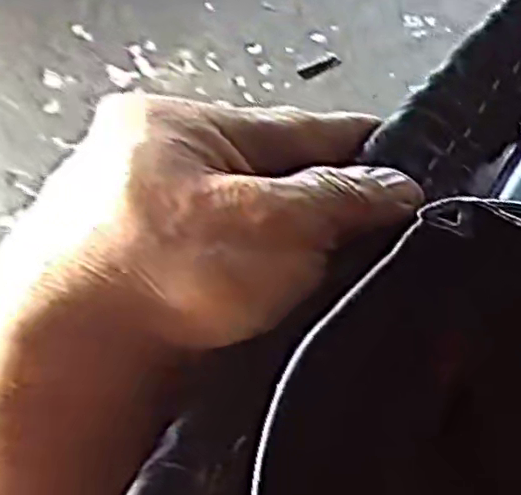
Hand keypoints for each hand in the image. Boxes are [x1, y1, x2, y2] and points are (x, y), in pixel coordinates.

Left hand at [0, 94, 423, 361]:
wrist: (96, 342)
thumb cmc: (161, 268)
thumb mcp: (277, 220)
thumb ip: (345, 196)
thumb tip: (400, 186)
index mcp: (188, 127)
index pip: (310, 128)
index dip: (375, 148)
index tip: (425, 167)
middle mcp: (184, 163)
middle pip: (303, 176)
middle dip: (359, 203)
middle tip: (416, 226)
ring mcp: (191, 215)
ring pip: (295, 219)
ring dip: (337, 240)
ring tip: (385, 260)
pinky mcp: (204, 264)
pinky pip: (281, 256)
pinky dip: (315, 268)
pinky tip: (339, 284)